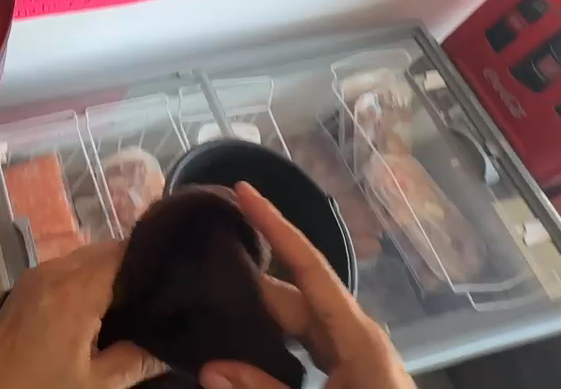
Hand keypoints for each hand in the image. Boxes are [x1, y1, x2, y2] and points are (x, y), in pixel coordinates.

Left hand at [0, 240, 160, 388]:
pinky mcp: (24, 287)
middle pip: (102, 251)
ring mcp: (35, 275)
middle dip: (132, 266)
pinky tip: (102, 307)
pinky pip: (64, 269)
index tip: (176, 271)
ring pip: (82, 258)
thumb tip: (168, 344)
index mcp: (73, 290)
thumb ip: (134, 361)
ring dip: (108, 272)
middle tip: (163, 290)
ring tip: (138, 300)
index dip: (149, 257)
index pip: (120, 253)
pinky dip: (86, 278)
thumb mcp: (94, 386)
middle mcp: (53, 270)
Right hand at [200, 183, 413, 388]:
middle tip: (201, 280)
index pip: (309, 266)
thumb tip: (208, 367)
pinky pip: (307, 350)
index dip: (274, 225)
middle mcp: (359, 341)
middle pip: (296, 298)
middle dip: (250, 289)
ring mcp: (359, 363)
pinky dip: (277, 345)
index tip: (242, 190)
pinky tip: (248, 354)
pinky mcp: (354, 382)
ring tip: (214, 311)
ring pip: (299, 326)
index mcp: (359, 340)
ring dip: (260, 321)